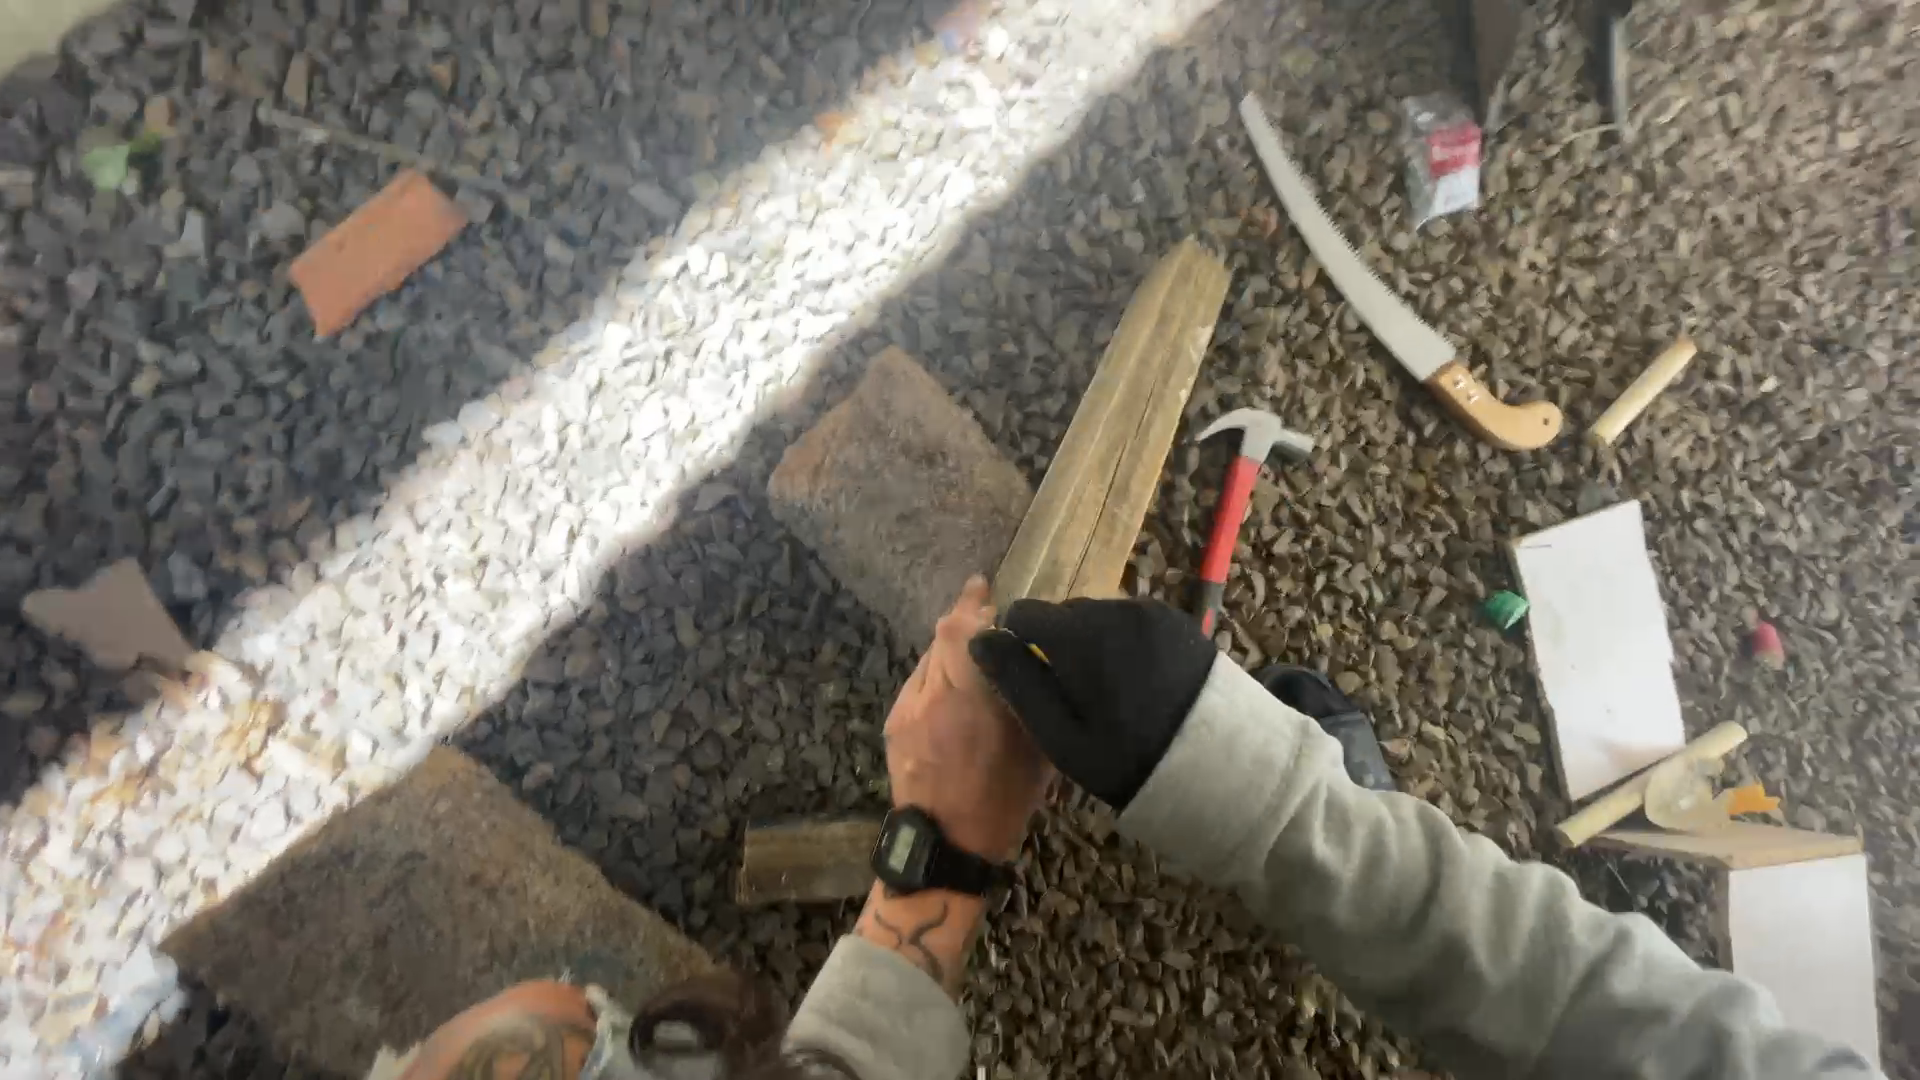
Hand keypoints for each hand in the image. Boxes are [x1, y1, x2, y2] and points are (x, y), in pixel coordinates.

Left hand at [883, 575, 1051, 859]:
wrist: (946, 843)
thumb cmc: (1003, 799)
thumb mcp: (1035, 748)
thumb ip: (1029, 694)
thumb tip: (1033, 654)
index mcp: (967, 703)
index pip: (957, 632)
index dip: (970, 604)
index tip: (984, 587)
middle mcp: (930, 698)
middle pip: (941, 637)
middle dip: (964, 620)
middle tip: (986, 612)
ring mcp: (906, 709)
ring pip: (929, 657)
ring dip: (952, 647)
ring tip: (975, 652)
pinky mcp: (894, 720)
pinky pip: (919, 681)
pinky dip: (938, 672)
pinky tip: (956, 684)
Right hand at [968, 597, 1216, 809]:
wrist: (1218, 765)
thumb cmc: (1126, 756)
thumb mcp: (1060, 733)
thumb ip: (1017, 681)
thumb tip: (980, 639)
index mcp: (1077, 634)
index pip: (1023, 612)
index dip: (1018, 642)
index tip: (1034, 677)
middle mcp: (1112, 608)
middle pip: (1063, 613)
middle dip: (1059, 644)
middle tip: (1076, 692)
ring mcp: (1149, 610)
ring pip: (1098, 616)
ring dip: (1093, 641)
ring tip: (1112, 689)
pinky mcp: (1177, 619)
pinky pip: (1132, 621)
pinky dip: (1125, 641)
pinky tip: (1140, 679)